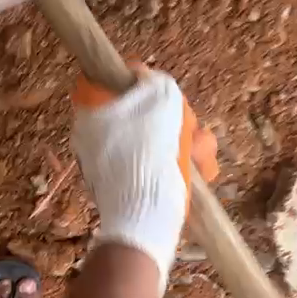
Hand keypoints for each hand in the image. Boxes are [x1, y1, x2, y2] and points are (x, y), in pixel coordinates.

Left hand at [71, 70, 217, 292]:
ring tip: (203, 158)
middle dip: (179, 119)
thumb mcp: (159, 106)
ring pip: (162, 136)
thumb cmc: (149, 160)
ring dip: (191, 142)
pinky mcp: (136, 185)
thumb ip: (154, 84)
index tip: (161, 90)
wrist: (145, 223)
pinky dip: (184, 164)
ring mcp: (117, 163)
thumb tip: (142, 74)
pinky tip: (202, 173)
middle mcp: (100, 138)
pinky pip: (162, 162)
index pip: (110, 80)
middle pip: (145, 110)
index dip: (140, 81)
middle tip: (190, 130)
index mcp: (93, 116)